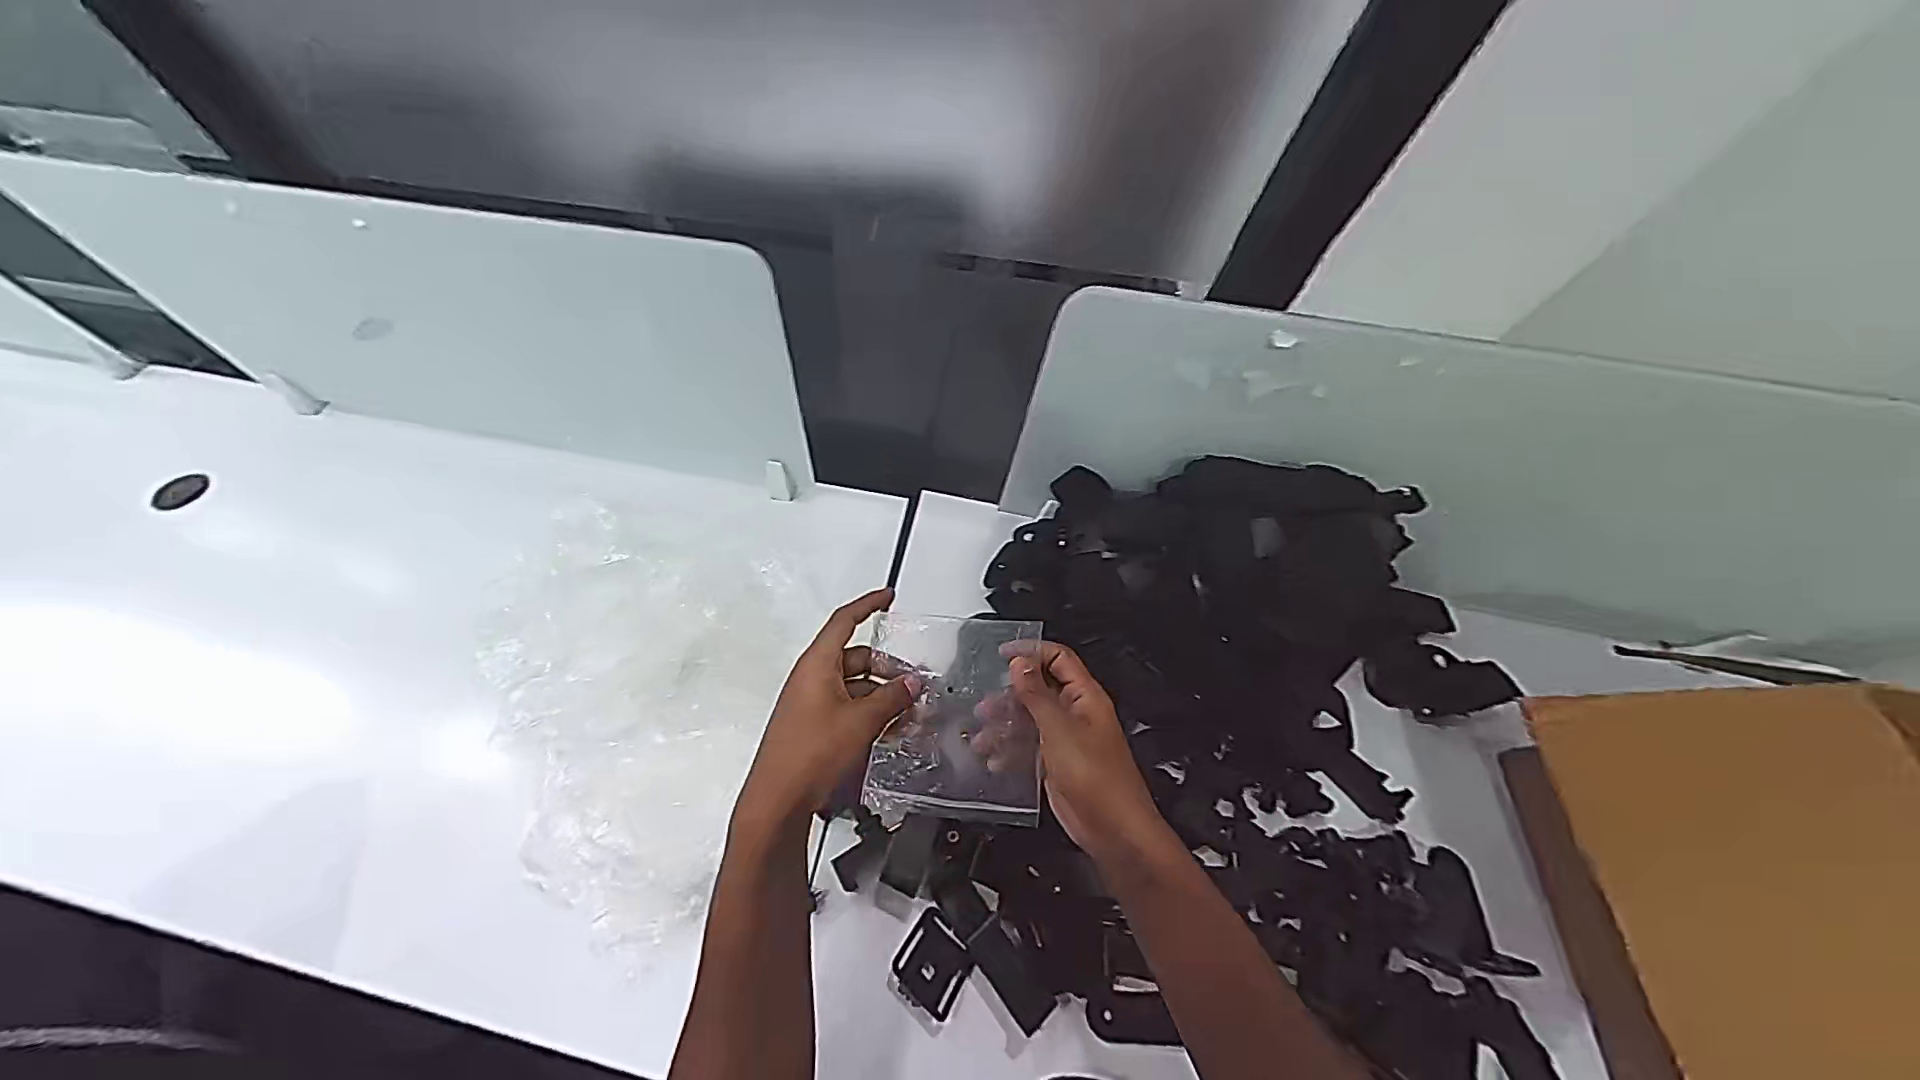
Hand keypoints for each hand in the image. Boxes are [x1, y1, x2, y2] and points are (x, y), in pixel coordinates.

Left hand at [734, 588, 915, 832]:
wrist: (778, 801)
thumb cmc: (807, 756)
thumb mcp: (861, 722)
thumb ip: (892, 698)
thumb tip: (911, 683)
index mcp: (817, 665)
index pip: (844, 621)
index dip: (868, 605)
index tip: (887, 597)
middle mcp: (812, 678)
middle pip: (857, 658)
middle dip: (887, 668)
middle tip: (914, 684)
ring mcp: (813, 702)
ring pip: (855, 685)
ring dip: (882, 695)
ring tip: (908, 714)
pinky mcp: (815, 724)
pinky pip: (848, 706)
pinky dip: (870, 712)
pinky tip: (890, 729)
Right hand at [1008, 642, 1179, 862]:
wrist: (1113, 829)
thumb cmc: (1099, 778)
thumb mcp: (1060, 729)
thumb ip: (1037, 694)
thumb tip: (1021, 663)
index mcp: (1085, 697)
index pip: (1059, 659)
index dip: (1032, 651)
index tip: (1004, 653)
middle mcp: (1076, 714)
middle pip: (1039, 689)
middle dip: (1011, 693)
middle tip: (987, 702)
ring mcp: (1066, 739)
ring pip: (1030, 720)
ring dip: (1006, 724)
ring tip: (984, 733)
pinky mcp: (1057, 763)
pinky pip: (1029, 747)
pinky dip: (1011, 750)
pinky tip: (996, 758)